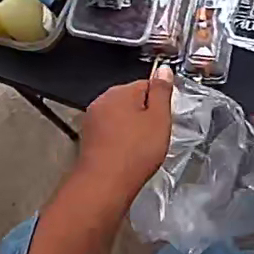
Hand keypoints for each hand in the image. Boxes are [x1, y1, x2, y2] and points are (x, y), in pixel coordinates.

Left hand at [76, 66, 174, 197]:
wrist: (105, 183)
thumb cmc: (135, 151)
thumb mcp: (159, 119)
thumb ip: (162, 92)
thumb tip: (164, 70)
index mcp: (120, 91)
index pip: (148, 84)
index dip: (160, 102)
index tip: (165, 120)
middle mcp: (103, 100)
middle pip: (132, 100)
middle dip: (145, 115)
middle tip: (155, 135)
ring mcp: (93, 119)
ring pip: (121, 117)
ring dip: (132, 128)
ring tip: (142, 148)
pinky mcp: (89, 138)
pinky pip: (111, 132)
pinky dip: (121, 140)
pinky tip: (128, 154)